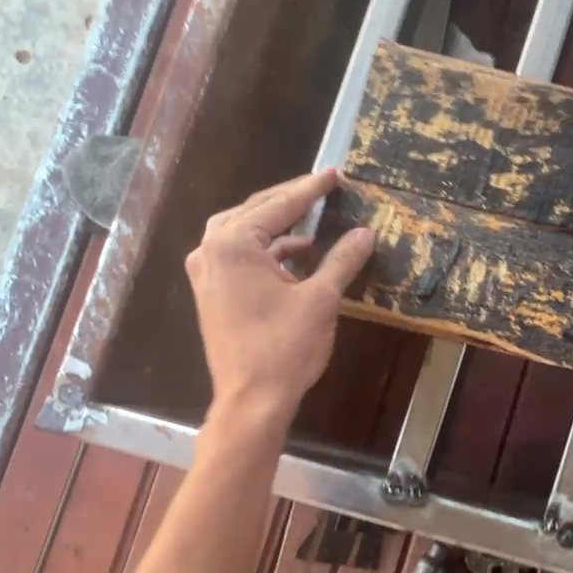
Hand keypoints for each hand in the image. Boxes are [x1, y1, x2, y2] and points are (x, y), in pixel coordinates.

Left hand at [185, 168, 374, 427]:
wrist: (252, 398)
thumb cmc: (285, 346)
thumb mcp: (321, 299)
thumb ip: (342, 260)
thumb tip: (365, 233)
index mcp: (233, 244)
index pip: (278, 206)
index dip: (310, 190)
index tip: (334, 174)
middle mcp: (211, 250)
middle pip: (254, 211)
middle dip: (289, 201)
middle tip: (321, 189)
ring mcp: (207, 272)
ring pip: (243, 232)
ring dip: (277, 225)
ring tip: (310, 220)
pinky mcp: (212, 292)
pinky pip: (239, 256)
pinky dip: (267, 250)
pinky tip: (295, 257)